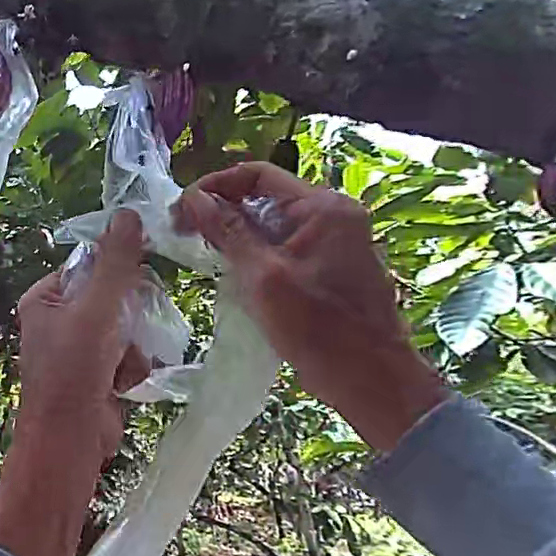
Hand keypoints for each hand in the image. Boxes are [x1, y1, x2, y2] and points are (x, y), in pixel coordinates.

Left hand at [0, 210, 149, 555]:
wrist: (69, 443)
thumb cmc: (74, 370)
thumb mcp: (97, 309)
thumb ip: (116, 263)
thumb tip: (128, 213)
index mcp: (46, 299)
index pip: (89, 265)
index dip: (118, 269)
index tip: (141, 275)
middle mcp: (59, 321)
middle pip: (112, 296)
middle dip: (128, 316)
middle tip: (129, 328)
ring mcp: (80, 351)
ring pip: (127, 327)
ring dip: (132, 346)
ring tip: (121, 365)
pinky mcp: (99, 376)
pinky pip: (129, 356)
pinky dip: (132, 369)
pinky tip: (123, 386)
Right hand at [175, 162, 445, 449]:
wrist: (372, 380)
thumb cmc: (318, 329)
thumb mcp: (264, 277)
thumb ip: (228, 233)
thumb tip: (194, 198)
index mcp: (323, 208)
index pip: (258, 175)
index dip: (215, 185)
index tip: (183, 209)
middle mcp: (333, 215)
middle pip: (265, 197)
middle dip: (223, 211)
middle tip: (185, 233)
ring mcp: (335, 241)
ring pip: (273, 224)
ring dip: (237, 235)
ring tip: (203, 253)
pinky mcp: (330, 266)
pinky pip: (285, 246)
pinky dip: (256, 253)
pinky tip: (233, 272)